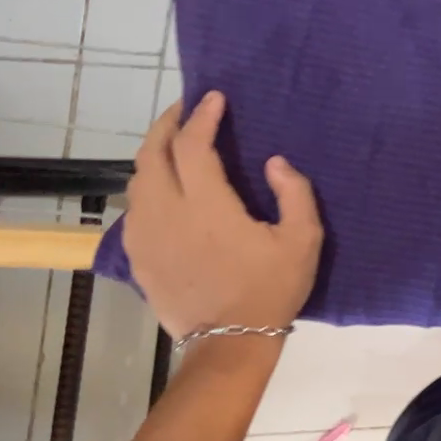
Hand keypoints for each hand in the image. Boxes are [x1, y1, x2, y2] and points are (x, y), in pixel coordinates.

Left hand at [124, 91, 322, 340]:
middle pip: (152, 155)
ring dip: (154, 153)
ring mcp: (146, 236)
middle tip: (187, 109)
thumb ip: (295, 194)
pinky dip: (148, 184)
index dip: (203, 118)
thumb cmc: (272, 288)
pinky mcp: (139, 255)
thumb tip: (275, 162)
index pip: (194, 147)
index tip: (215, 98)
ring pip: (138, 180)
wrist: (230, 341)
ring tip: (175, 142)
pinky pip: (136, 207)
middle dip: (167, 125)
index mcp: (208, 207)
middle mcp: (168, 214)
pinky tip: (165, 187)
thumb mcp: (303, 240)